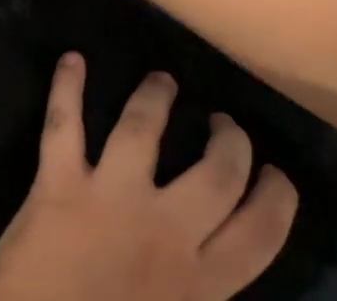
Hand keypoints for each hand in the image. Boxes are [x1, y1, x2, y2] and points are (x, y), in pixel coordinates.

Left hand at [0, 54, 298, 300]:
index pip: (259, 233)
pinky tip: (73, 59)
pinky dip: (67, 87)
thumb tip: (212, 268)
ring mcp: (111, 198)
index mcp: (200, 283)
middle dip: (230, 141)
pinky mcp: (59, 182)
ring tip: (162, 80)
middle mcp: (165, 231)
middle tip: (224, 122)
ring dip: (155, 98)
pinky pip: (64, 123)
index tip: (276, 173)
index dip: (277, 198)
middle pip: (216, 173)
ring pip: (142, 131)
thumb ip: (198, 294)